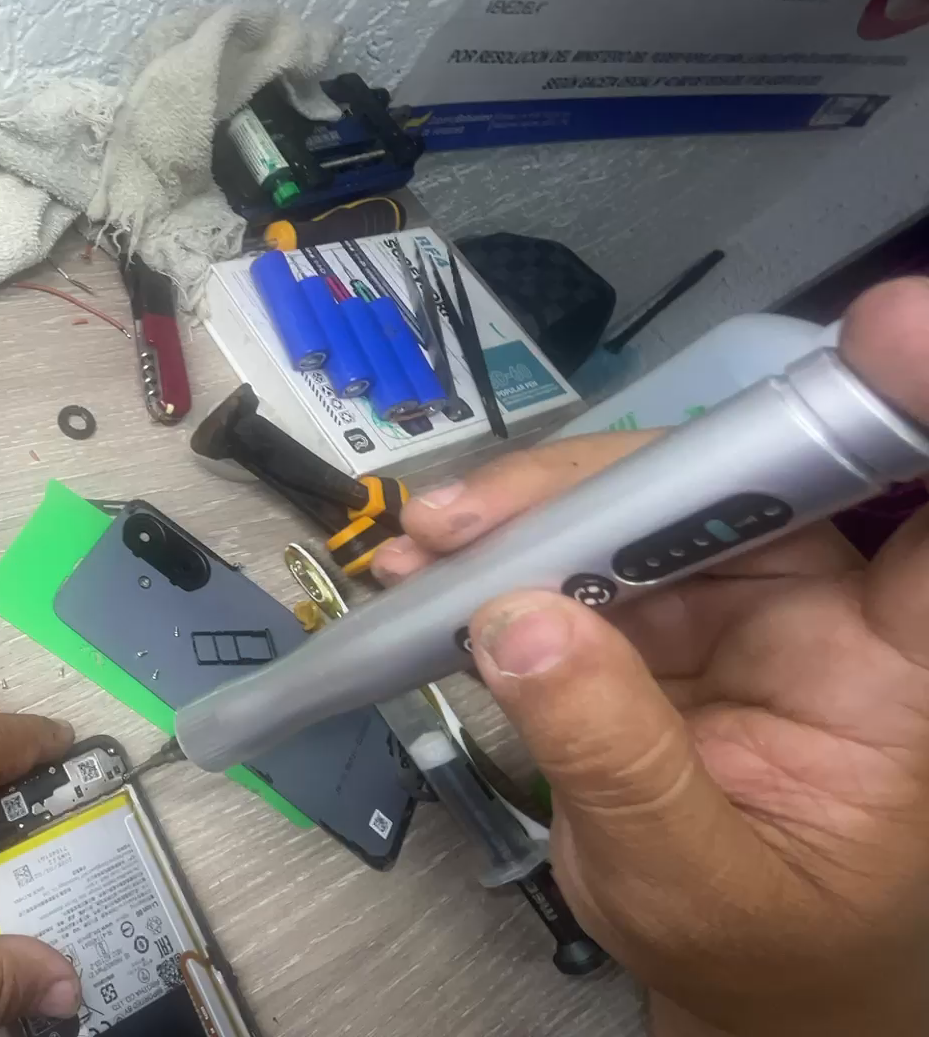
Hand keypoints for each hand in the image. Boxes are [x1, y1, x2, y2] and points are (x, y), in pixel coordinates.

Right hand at [370, 278, 928, 1036]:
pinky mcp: (626, 613)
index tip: (886, 327)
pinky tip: (417, 572)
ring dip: (506, 520)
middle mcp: (809, 613)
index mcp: (892, 678)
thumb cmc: (754, 947)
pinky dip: (476, 558)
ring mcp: (708, 605)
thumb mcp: (683, 875)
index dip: (919, 411)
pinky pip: (551, 558)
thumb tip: (514, 622)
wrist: (719, 966)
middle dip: (586, 488)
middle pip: (717, 494)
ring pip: (615, 513)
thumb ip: (608, 753)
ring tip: (415, 549)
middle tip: (459, 519)